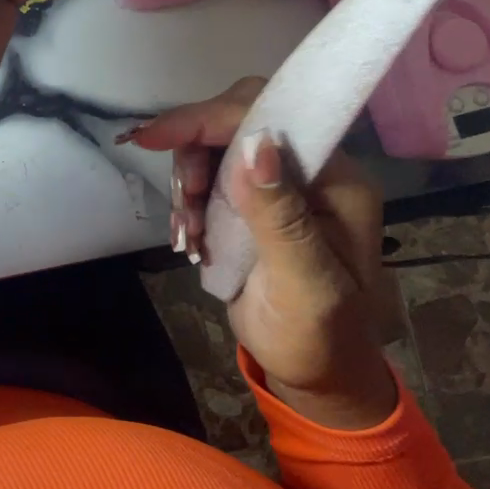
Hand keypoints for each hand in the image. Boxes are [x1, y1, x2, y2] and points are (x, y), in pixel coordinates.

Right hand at [135, 79, 401, 428]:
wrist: (315, 372)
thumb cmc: (317, 335)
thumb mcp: (303, 282)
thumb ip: (279, 214)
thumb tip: (255, 144)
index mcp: (336, 180)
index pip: (271, 116)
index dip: (208, 119)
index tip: (152, 138)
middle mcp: (311, 171)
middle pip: (237, 121)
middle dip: (195, 152)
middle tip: (183, 201)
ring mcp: (279, 186)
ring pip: (215, 149)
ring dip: (188, 184)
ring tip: (188, 234)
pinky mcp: (251, 204)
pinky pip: (207, 177)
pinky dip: (187, 202)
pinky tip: (189, 237)